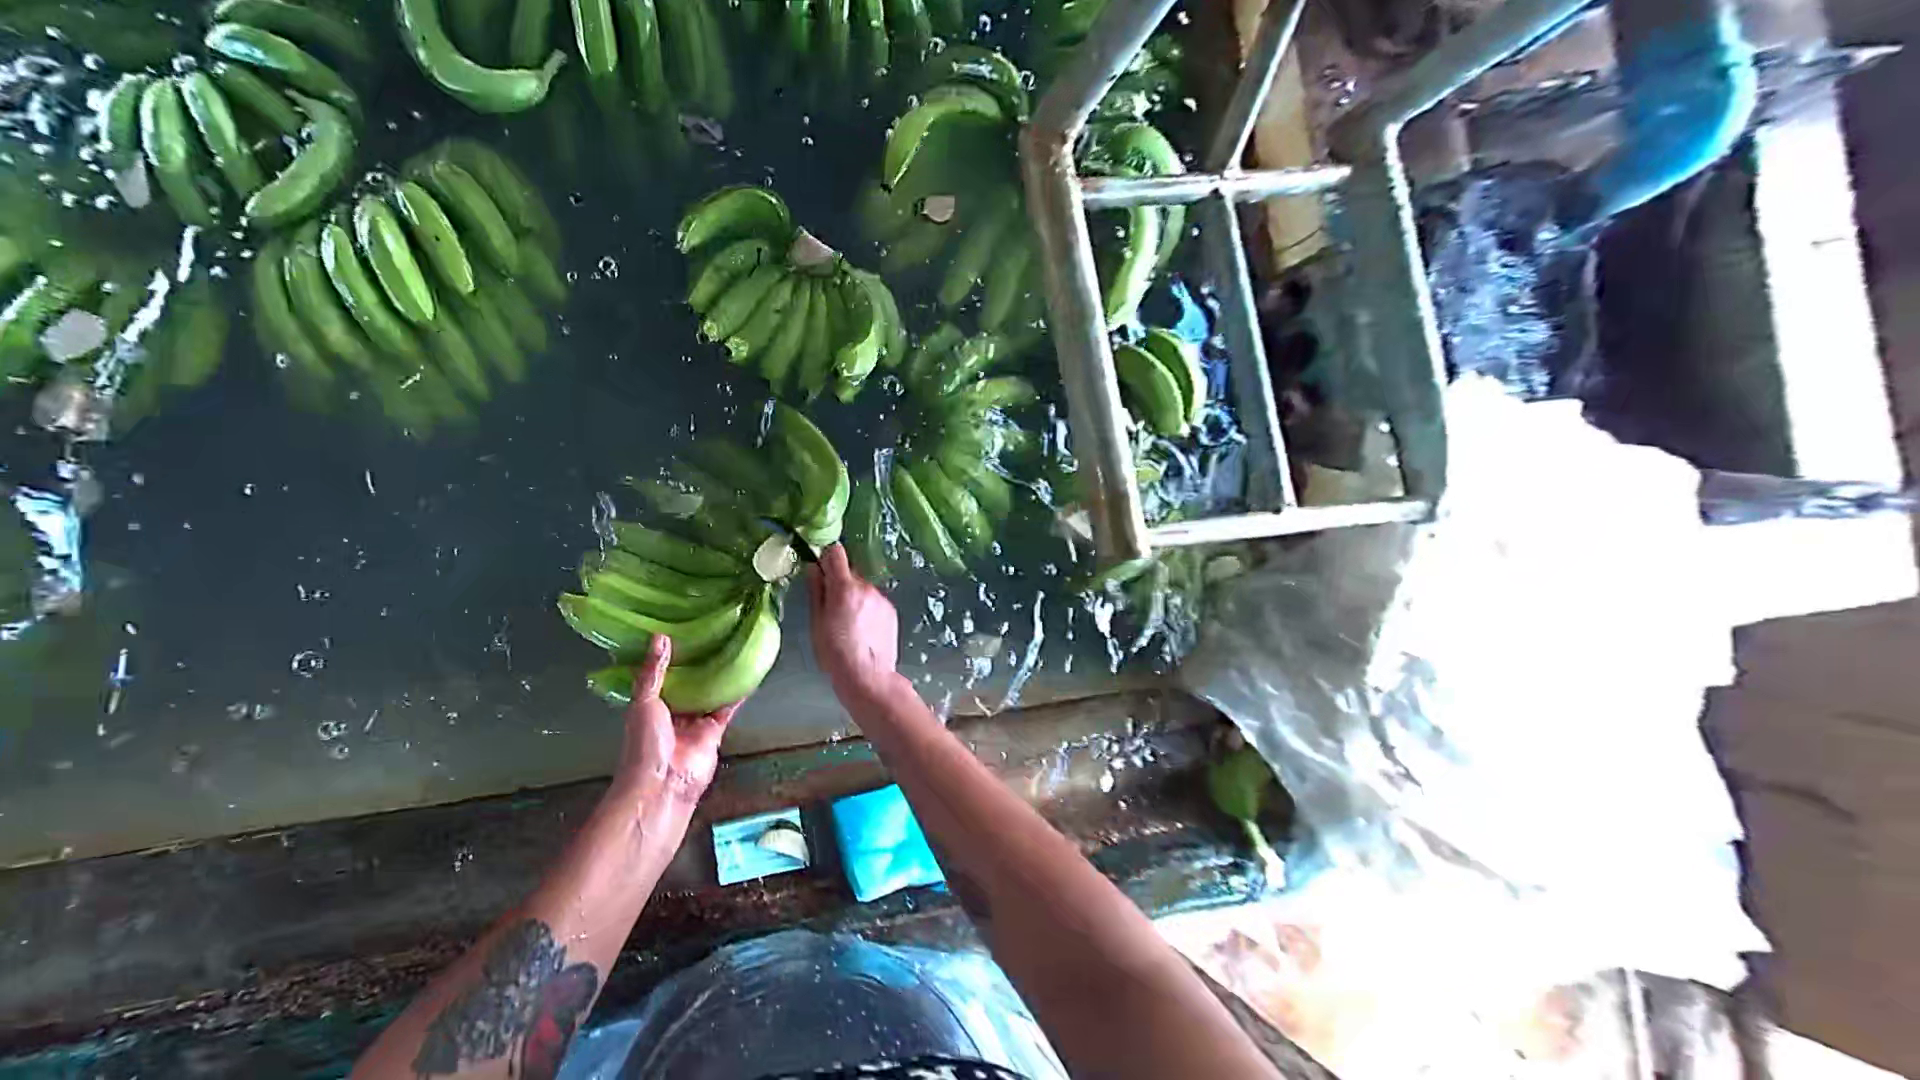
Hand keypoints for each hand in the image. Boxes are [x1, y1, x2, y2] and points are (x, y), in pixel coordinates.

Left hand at [613, 635, 737, 810]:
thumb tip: (660, 638)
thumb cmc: (644, 744)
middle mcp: (671, 713)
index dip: (670, 656)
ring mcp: (694, 723)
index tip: (680, 633)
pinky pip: (727, 708)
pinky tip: (746, 677)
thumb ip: (653, 671)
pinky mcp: (714, 731)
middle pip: (688, 684)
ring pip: (709, 694)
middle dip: (697, 665)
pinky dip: (737, 694)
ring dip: (719, 677)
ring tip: (731, 650)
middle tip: (711, 637)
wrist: (664, 783)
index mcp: (649, 705)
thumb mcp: (643, 701)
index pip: (661, 675)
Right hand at [807, 544, 900, 703]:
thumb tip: (813, 568)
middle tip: (831, 608)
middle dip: (839, 583)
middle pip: (850, 573)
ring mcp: (881, 599)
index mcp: (844, 588)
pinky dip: (867, 608)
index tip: (820, 569)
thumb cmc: (835, 653)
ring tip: (848, 624)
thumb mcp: (817, 622)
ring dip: (854, 597)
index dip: (826, 558)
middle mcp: (866, 587)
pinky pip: (874, 601)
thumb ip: (817, 591)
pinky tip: (862, 630)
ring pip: (863, 588)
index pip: (836, 553)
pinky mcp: (891, 611)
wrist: (868, 677)